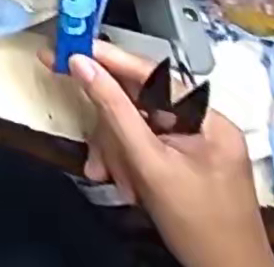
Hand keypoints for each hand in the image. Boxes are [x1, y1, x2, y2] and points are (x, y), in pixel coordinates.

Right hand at [72, 42, 273, 266]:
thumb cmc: (198, 225)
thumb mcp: (148, 163)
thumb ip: (112, 108)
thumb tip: (80, 62)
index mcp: (205, 116)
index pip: (147, 72)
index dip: (105, 57)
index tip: (68, 48)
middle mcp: (200, 121)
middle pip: (136, 99)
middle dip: (109, 126)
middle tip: (90, 140)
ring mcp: (191, 140)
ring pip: (132, 121)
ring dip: (114, 147)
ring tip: (109, 173)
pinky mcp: (180, 157)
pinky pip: (140, 140)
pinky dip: (123, 157)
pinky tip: (117, 178)